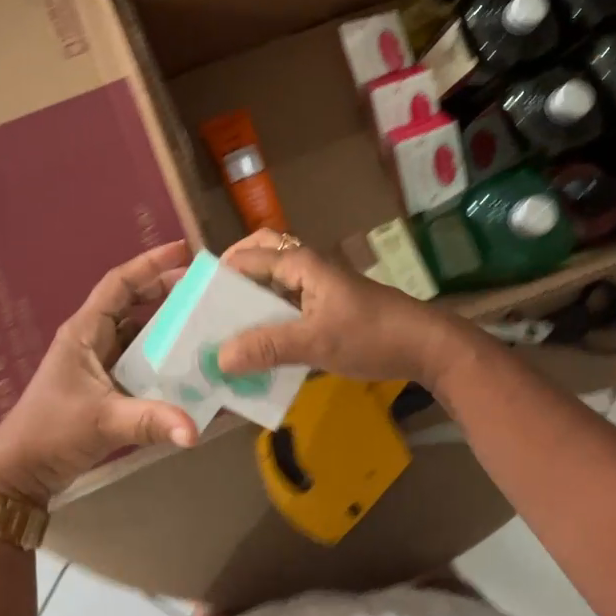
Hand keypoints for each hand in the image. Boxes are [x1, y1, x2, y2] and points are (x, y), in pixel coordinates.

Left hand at [0, 241, 199, 505]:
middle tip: (205, 289)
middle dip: (166, 290)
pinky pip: (139, 360)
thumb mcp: (103, 423)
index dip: (150, 264)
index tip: (184, 250)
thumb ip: (150, 422)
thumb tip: (195, 431)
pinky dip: (162, 357)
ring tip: (205, 321)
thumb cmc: (51, 434)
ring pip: (138, 331)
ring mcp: (99, 362)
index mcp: (84, 331)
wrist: (20, 474)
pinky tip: (189, 365)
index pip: (119, 283)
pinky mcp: (105, 385)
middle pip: (132, 301)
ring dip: (167, 324)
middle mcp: (92, 339)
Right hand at [214, 228, 483, 387]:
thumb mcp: (315, 342)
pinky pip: (287, 304)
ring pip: (273, 283)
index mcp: (300, 263)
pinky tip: (258, 346)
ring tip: (224, 328)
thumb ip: (267, 347)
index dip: (217, 275)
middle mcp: (305, 267)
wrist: (425, 346)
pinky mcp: (326, 307)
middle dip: (232, 277)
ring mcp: (317, 287)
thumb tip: (219, 357)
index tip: (190, 300)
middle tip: (209, 307)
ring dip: (250, 300)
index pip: (246, 258)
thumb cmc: (370, 334)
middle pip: (260, 258)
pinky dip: (268, 316)